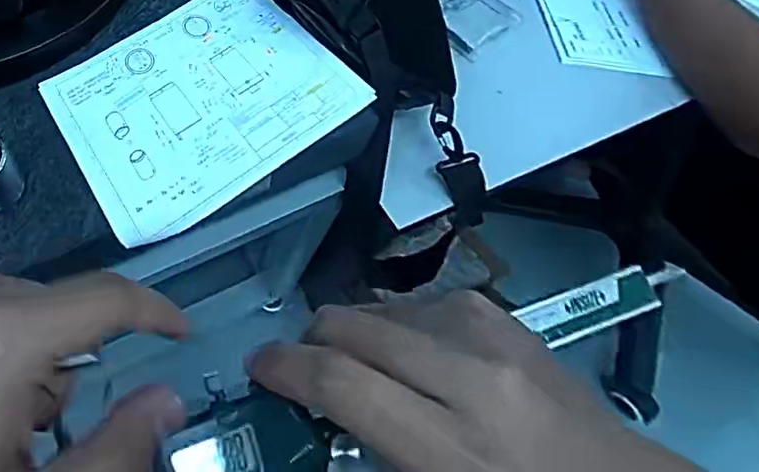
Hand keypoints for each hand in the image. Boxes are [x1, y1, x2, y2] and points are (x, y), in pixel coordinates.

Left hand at [0, 267, 189, 471]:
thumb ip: (111, 452)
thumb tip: (166, 401)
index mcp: (3, 333)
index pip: (104, 298)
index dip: (153, 311)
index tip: (178, 332)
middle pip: (58, 310)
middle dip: (69, 366)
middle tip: (37, 442)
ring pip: (20, 307)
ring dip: (28, 358)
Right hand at [249, 292, 698, 471]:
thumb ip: (383, 458)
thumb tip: (322, 415)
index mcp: (460, 450)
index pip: (344, 386)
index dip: (287, 372)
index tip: (259, 369)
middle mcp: (470, 375)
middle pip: (352, 327)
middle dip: (311, 343)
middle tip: (302, 370)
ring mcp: (487, 332)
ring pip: (379, 307)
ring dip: (353, 334)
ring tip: (357, 366)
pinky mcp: (499, 311)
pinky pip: (417, 302)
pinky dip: (394, 324)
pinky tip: (406, 353)